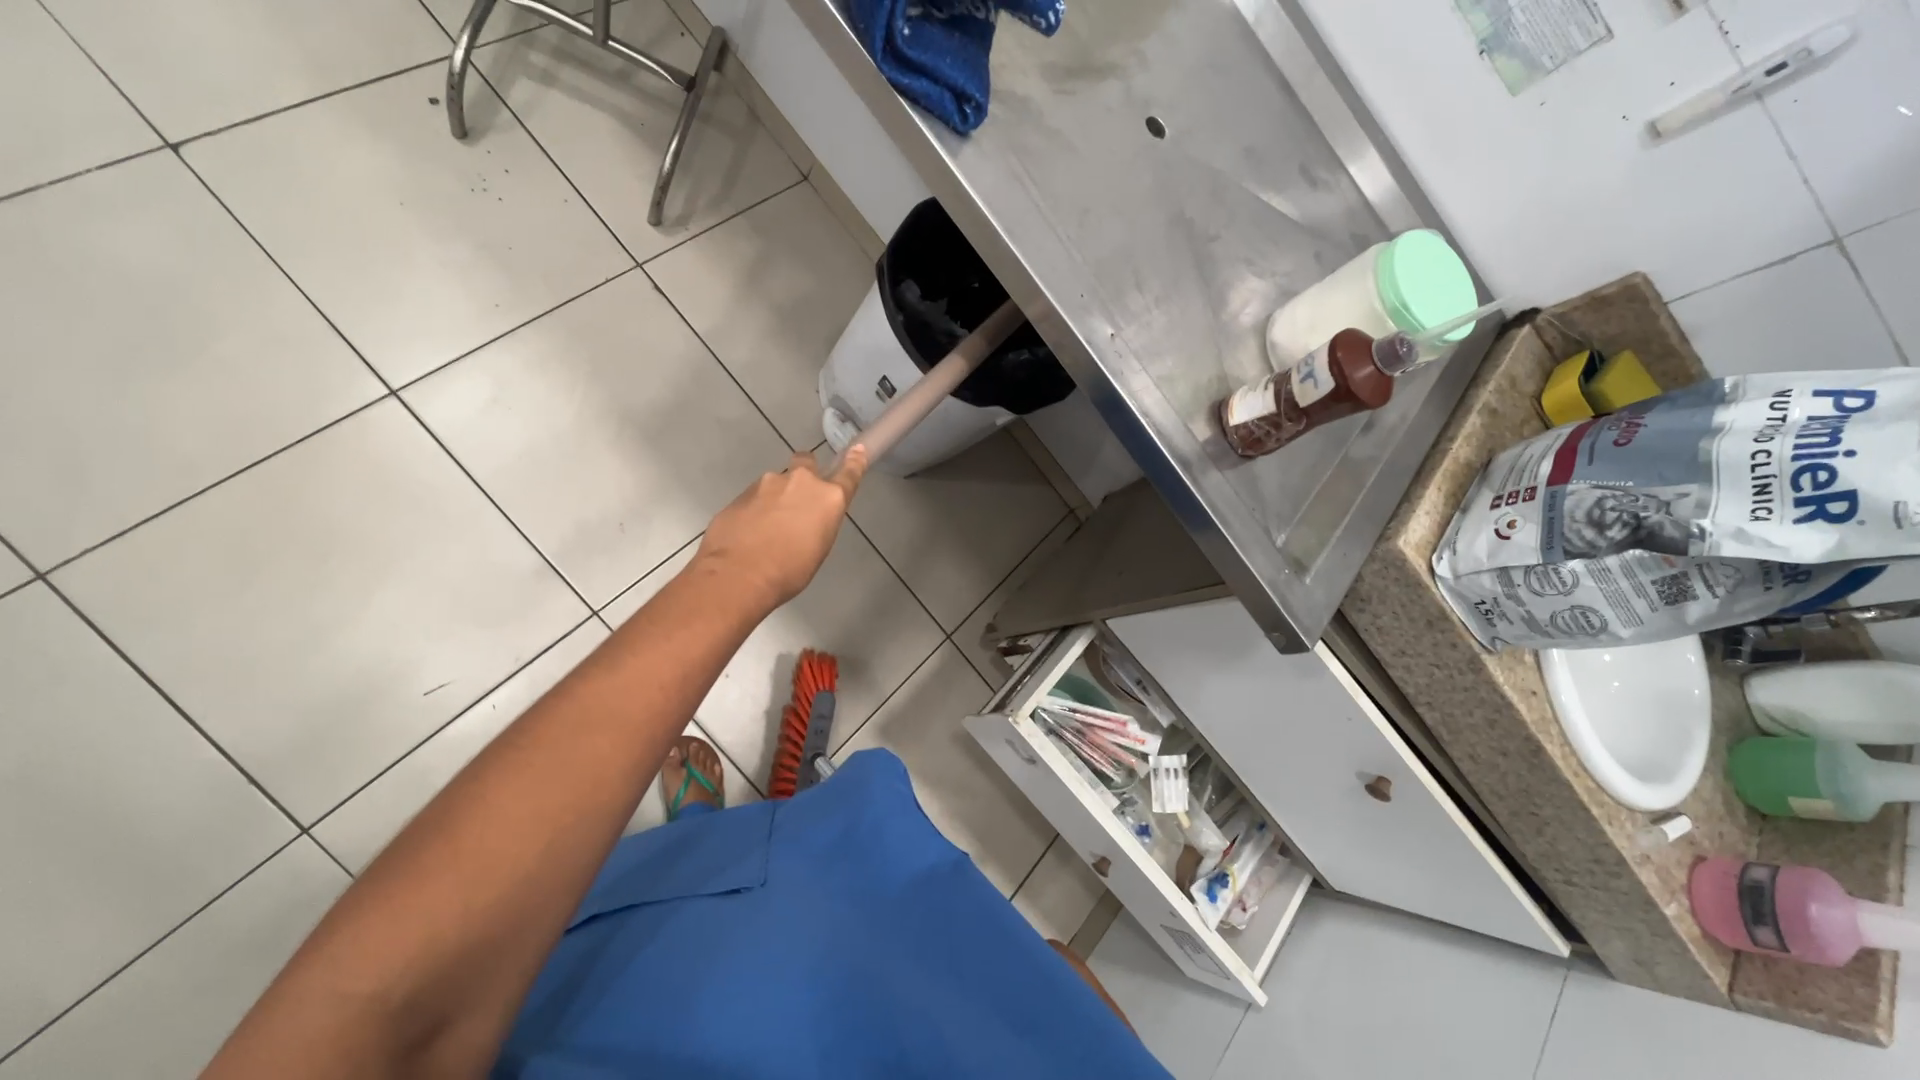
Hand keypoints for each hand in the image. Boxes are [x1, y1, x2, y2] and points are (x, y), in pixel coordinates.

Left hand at [691, 447, 867, 612]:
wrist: (739, 573)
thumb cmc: (790, 571)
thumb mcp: (818, 548)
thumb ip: (818, 521)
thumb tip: (807, 516)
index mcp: (828, 498)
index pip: (848, 472)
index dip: (853, 461)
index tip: (857, 450)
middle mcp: (800, 481)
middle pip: (806, 462)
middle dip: (805, 472)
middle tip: (798, 498)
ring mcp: (767, 483)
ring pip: (776, 482)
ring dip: (776, 496)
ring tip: (767, 527)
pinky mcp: (741, 493)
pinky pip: (754, 496)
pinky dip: (755, 508)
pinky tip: (748, 532)